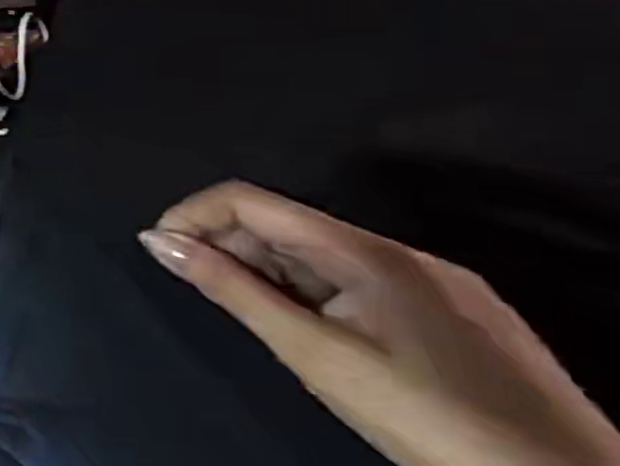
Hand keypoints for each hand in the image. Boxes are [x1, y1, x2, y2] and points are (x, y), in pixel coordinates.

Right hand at [140, 181, 619, 465]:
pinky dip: (317, 292)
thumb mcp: (315, 355)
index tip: (160, 249)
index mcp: (365, 249)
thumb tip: (156, 241)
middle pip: (285, 224)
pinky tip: (319, 331)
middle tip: (202, 287)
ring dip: (272, 271)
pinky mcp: (463, 314)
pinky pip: (362, 280)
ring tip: (257, 315)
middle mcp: (400, 250)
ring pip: (323, 254)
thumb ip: (231, 289)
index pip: (248, 199)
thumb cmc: (429, 421)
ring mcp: (439, 281)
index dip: (193, 214)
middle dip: (230, 245)